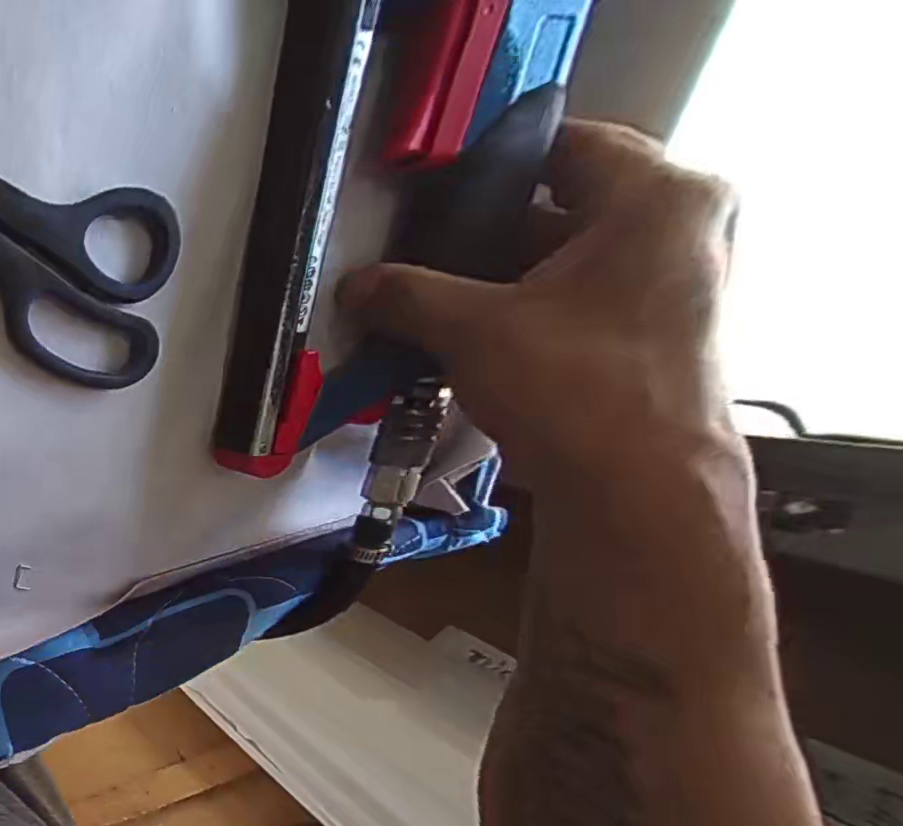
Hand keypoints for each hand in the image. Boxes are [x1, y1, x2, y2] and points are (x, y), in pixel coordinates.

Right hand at [340, 119, 744, 503]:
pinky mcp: (621, 334)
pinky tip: (444, 335)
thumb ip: (407, 296)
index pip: (565, 146)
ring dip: (476, 284)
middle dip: (470, 237)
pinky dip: (497, 315)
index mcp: (656, 202)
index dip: (490, 163)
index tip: (431, 188)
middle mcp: (666, 234)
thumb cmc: (577, 386)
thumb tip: (356, 286)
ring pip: (542, 264)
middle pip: (547, 211)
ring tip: (414, 300)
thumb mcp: (474, 328)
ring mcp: (648, 287)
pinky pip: (546, 304)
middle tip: (409, 253)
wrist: (627, 481)